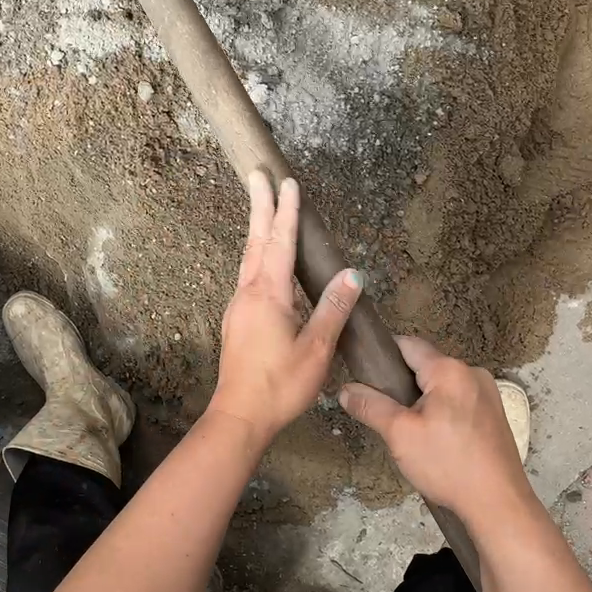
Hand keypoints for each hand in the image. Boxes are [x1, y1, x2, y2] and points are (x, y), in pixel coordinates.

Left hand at [207, 172, 363, 437]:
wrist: (239, 416)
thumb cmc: (280, 385)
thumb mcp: (316, 349)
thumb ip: (333, 310)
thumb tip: (353, 276)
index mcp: (268, 296)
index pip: (280, 243)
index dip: (286, 212)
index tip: (288, 182)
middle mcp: (248, 295)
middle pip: (256, 241)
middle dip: (259, 206)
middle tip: (257, 175)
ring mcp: (238, 308)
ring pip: (248, 258)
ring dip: (256, 230)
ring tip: (260, 208)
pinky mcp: (237, 322)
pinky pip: (247, 276)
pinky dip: (256, 256)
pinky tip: (262, 262)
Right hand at [339, 336, 530, 518]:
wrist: (498, 504)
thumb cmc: (448, 464)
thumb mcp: (399, 434)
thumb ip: (370, 406)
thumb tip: (345, 390)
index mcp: (450, 369)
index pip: (407, 344)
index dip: (382, 354)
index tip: (363, 373)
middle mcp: (473, 373)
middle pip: (425, 366)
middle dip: (402, 384)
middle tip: (383, 412)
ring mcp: (488, 394)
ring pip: (442, 386)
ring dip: (422, 400)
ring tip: (407, 430)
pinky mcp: (494, 415)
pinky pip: (459, 401)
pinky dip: (442, 411)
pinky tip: (434, 439)